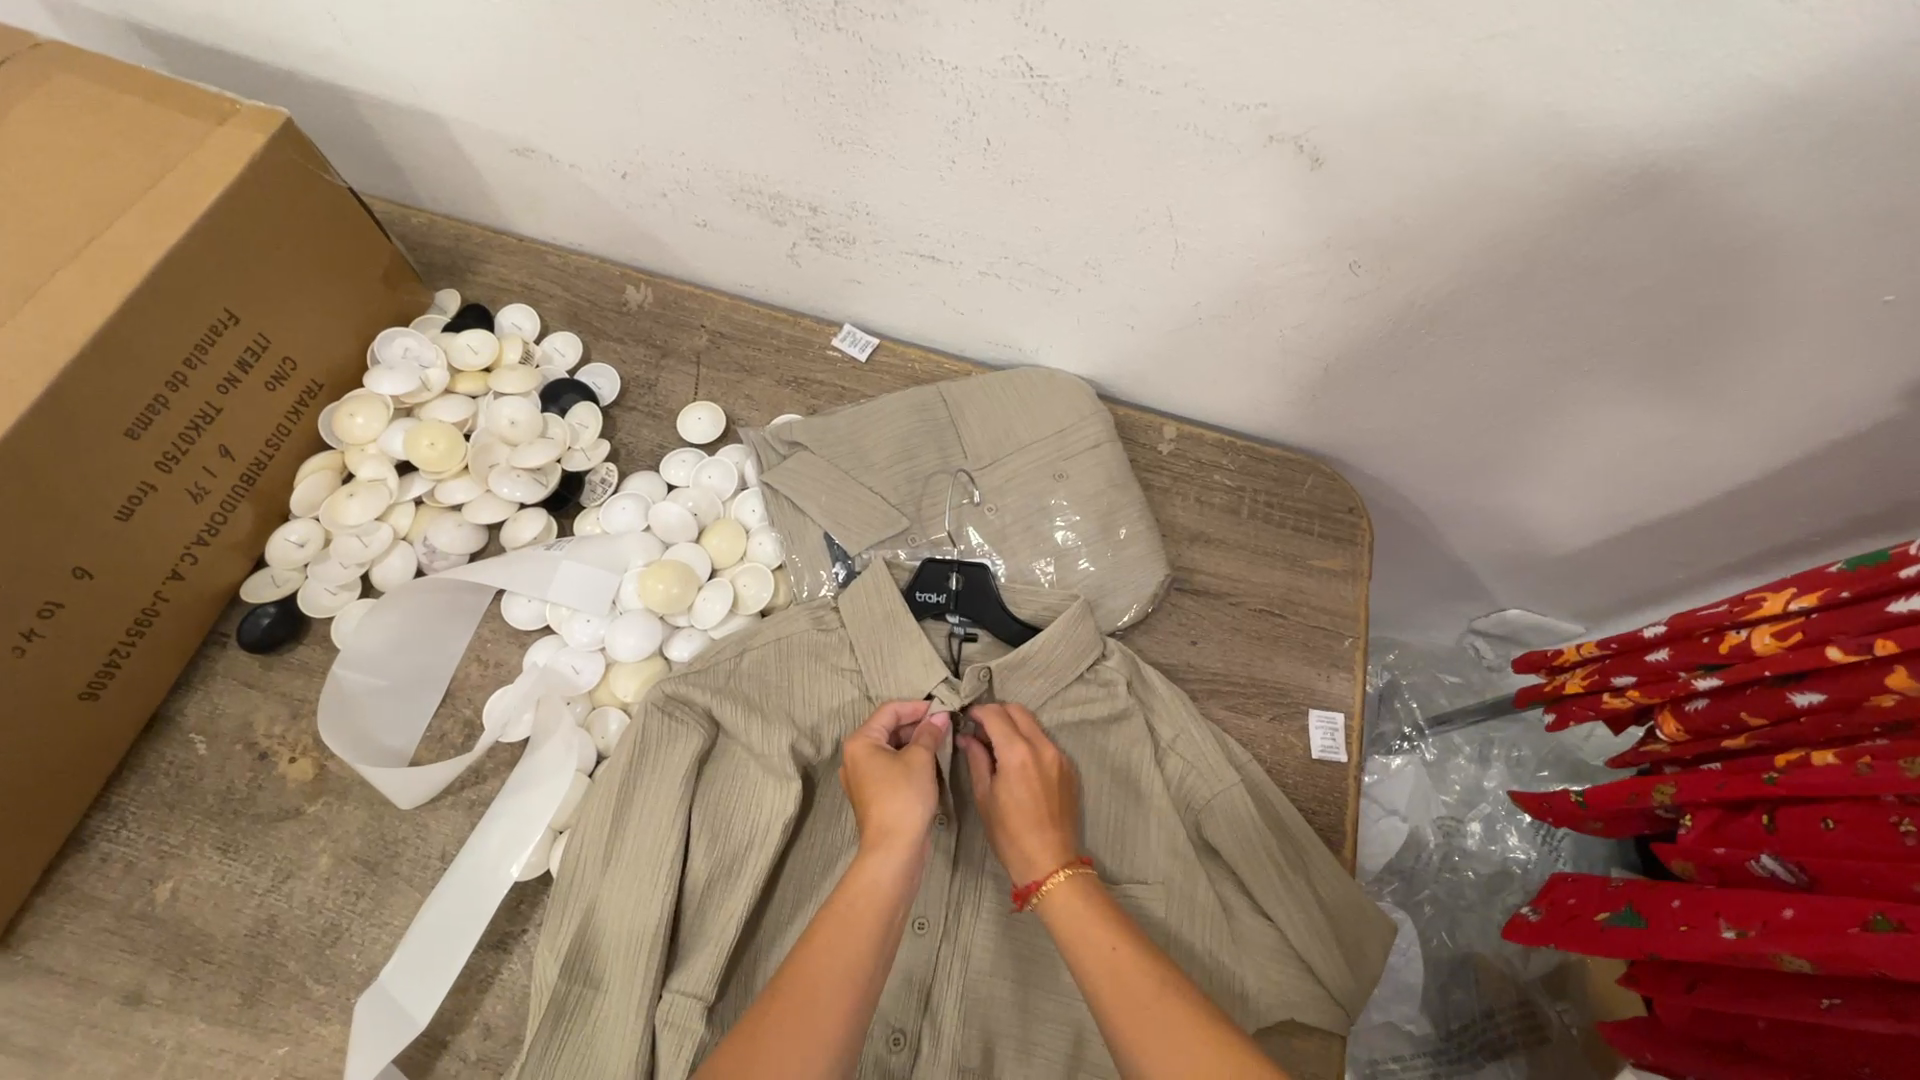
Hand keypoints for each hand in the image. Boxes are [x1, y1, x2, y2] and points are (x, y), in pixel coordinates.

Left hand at [839, 700, 950, 863]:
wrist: (893, 849)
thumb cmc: (904, 797)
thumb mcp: (920, 759)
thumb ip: (929, 733)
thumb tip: (940, 717)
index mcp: (860, 741)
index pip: (889, 710)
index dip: (917, 706)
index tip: (942, 708)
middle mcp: (855, 756)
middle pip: (888, 728)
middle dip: (916, 724)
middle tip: (944, 724)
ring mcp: (861, 776)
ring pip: (890, 748)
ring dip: (914, 742)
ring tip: (940, 741)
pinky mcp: (872, 793)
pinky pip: (890, 766)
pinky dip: (908, 760)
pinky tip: (929, 762)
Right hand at [957, 703, 1080, 883]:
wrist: (1050, 862)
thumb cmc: (1009, 834)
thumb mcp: (985, 796)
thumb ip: (977, 759)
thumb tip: (967, 737)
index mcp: (1018, 753)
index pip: (996, 714)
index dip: (978, 712)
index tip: (967, 718)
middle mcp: (1042, 746)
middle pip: (1018, 710)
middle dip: (997, 713)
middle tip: (981, 728)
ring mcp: (1060, 755)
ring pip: (1034, 724)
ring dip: (1014, 725)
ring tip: (998, 744)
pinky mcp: (1069, 767)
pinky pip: (1046, 742)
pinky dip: (1029, 741)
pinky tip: (1019, 761)